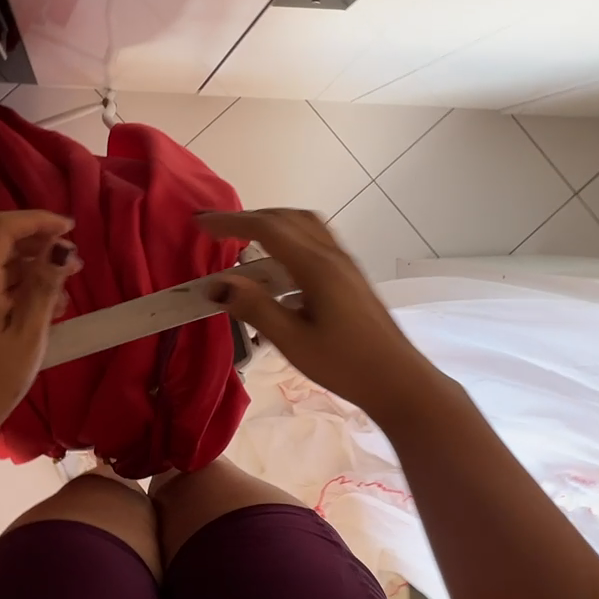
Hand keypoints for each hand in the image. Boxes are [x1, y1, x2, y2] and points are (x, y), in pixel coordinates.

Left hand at [0, 210, 81, 443]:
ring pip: (5, 264)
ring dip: (38, 267)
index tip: (70, 230)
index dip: (37, 220)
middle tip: (76, 262)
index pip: (2, 226)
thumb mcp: (29, 332)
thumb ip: (45, 286)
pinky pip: (2, 285)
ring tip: (70, 284)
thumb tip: (62, 246)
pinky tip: (52, 307)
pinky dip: (28, 287)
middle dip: (41, 243)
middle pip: (3, 242)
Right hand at [196, 208, 448, 415]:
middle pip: (287, 218)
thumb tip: (218, 285)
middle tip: (215, 228)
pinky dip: (288, 237)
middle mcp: (332, 256)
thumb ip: (256, 308)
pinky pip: (315, 239)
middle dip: (248, 217)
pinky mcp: (350, 276)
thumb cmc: (345, 365)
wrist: (399, 381)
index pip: (267, 229)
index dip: (231, 222)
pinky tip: (277, 263)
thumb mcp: (293, 342)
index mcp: (317, 267)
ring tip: (242, 238)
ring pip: (304, 225)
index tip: (200, 223)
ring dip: (270, 223)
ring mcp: (345, 264)